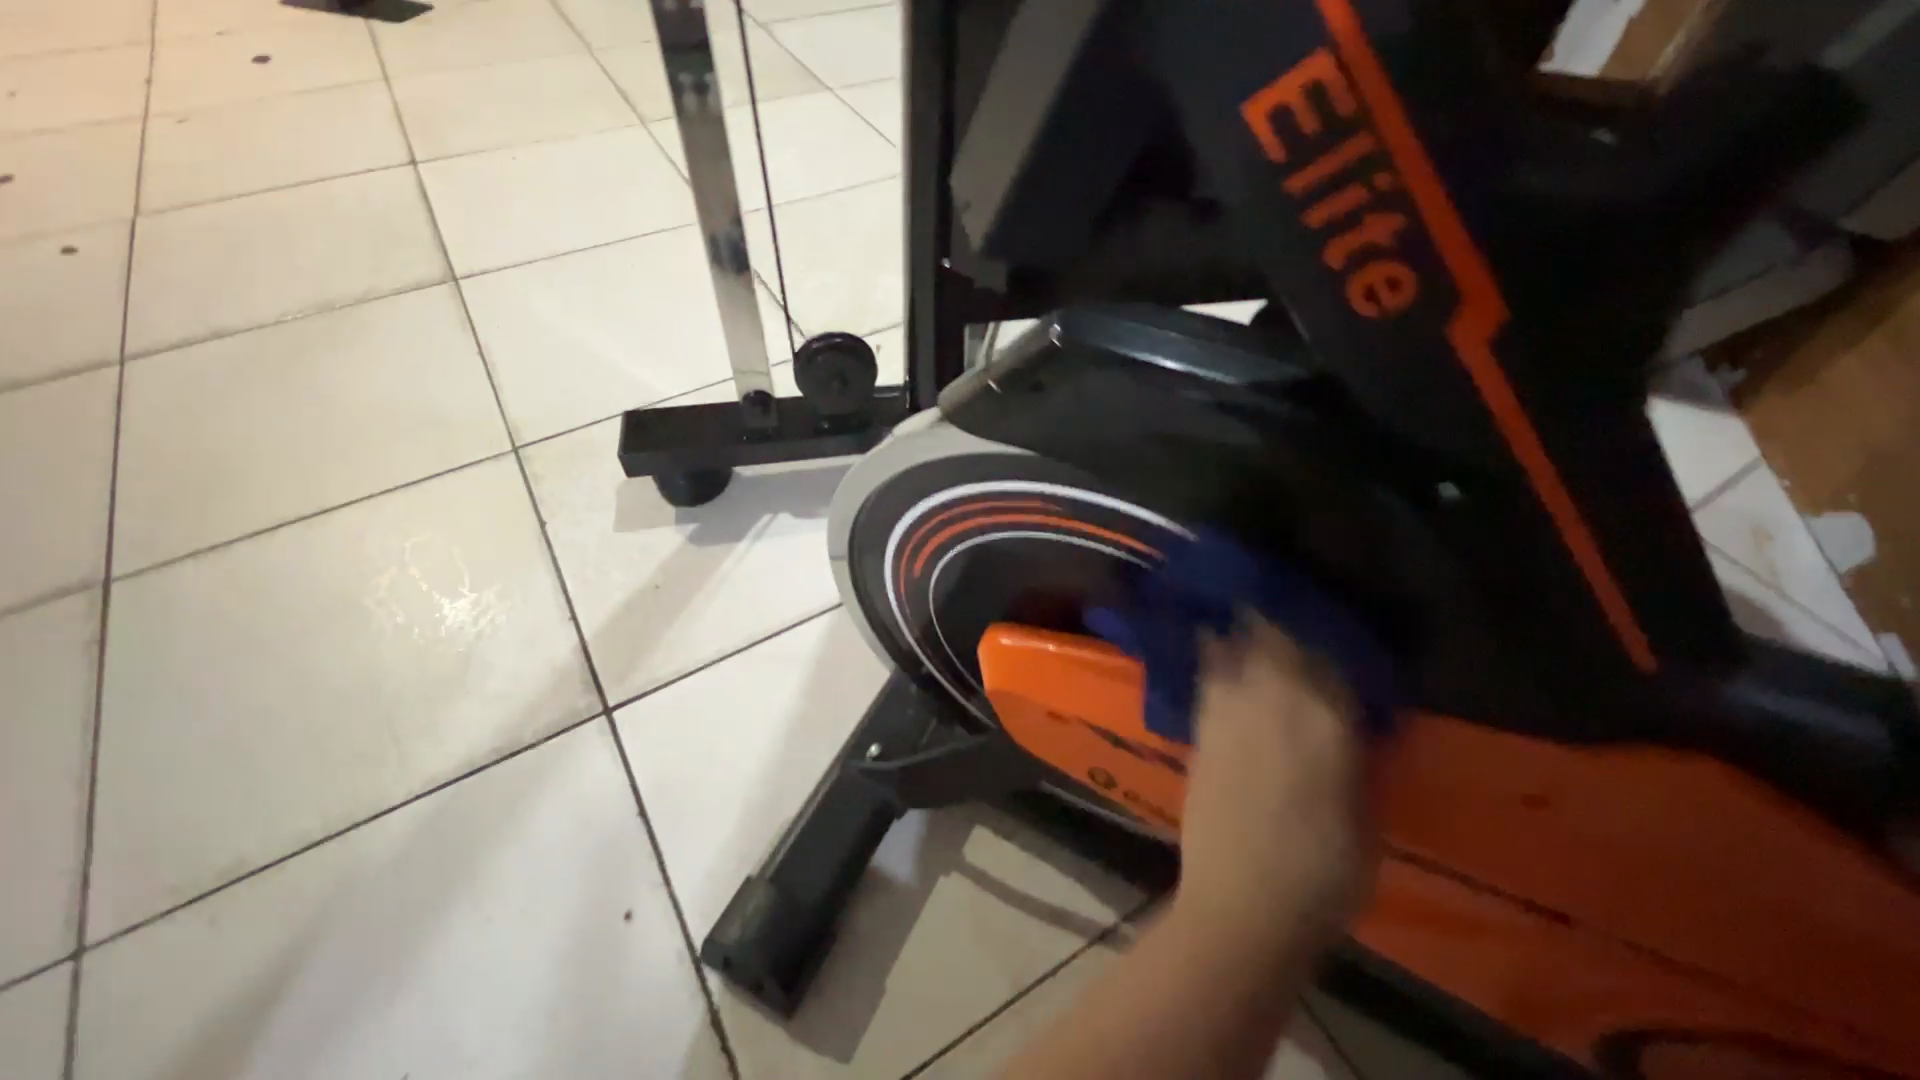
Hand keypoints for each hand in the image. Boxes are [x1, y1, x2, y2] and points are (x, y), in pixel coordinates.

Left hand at [1170, 616, 1372, 963]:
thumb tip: (1354, 724)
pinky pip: (1208, 677)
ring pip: (1236, 648)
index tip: (1328, 614)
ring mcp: (1230, 713)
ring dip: (1241, 626)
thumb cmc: (1325, 875)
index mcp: (1330, 719)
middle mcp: (1277, 701)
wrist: (1242, 906)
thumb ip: (1358, 758)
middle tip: (1279, 596)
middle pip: (1277, 636)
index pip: (1333, 653)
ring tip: (1242, 603)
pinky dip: (1212, 655)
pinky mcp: (1199, 732)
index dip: (1330, 631)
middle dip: (1278, 614)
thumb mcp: (1366, 816)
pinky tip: (1212, 640)